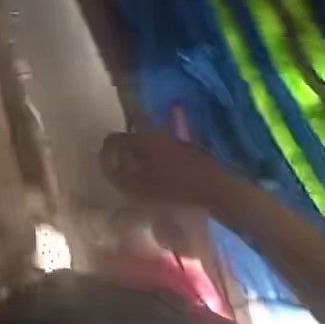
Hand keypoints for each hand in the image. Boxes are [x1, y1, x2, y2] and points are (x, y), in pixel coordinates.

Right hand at [100, 132, 223, 206]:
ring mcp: (173, 141)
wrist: (217, 189)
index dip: (107, 154)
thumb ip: (118, 175)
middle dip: (125, 158)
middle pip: (131, 142)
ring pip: (148, 148)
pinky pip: (164, 154)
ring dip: (142, 162)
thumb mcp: (139, 187)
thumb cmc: (174, 188)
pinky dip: (158, 165)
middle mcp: (155, 134)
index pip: (114, 139)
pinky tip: (163, 182)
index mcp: (141, 139)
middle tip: (124, 178)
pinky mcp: (188, 151)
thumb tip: (106, 165)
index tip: (108, 171)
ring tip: (143, 183)